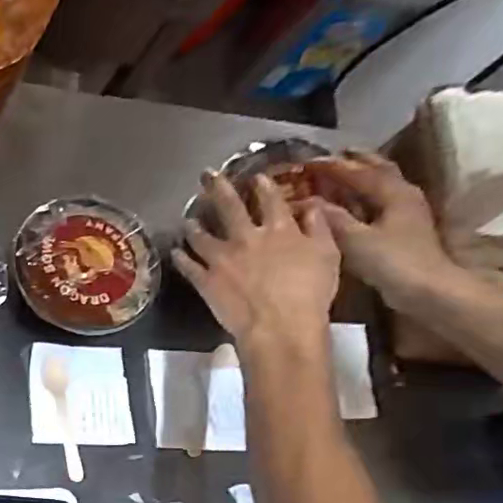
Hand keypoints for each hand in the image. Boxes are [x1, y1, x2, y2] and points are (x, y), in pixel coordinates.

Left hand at [174, 169, 339, 352]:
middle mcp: (247, 238)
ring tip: (187, 219)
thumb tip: (312, 207)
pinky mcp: (205, 281)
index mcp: (279, 229)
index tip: (255, 177)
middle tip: (205, 176)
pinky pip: (188, 266)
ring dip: (193, 225)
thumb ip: (319, 228)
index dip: (262, 185)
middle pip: (229, 207)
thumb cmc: (310, 294)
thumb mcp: (328, 255)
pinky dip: (180, 257)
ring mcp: (222, 259)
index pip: (269, 199)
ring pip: (202, 236)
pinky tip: (175, 251)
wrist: (280, 326)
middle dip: (217, 188)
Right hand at [304, 151, 463, 301]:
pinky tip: (353, 200)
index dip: (332, 166)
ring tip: (344, 171)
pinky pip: (380, 200)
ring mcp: (406, 211)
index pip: (359, 172)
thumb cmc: (392, 262)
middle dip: (356, 161)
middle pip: (379, 170)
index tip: (307, 162)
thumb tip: (309, 202)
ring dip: (362, 175)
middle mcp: (403, 195)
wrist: (426, 288)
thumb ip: (334, 219)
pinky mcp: (403, 227)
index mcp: (393, 193)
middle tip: (335, 155)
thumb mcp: (356, 240)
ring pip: (382, 184)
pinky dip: (364, 194)